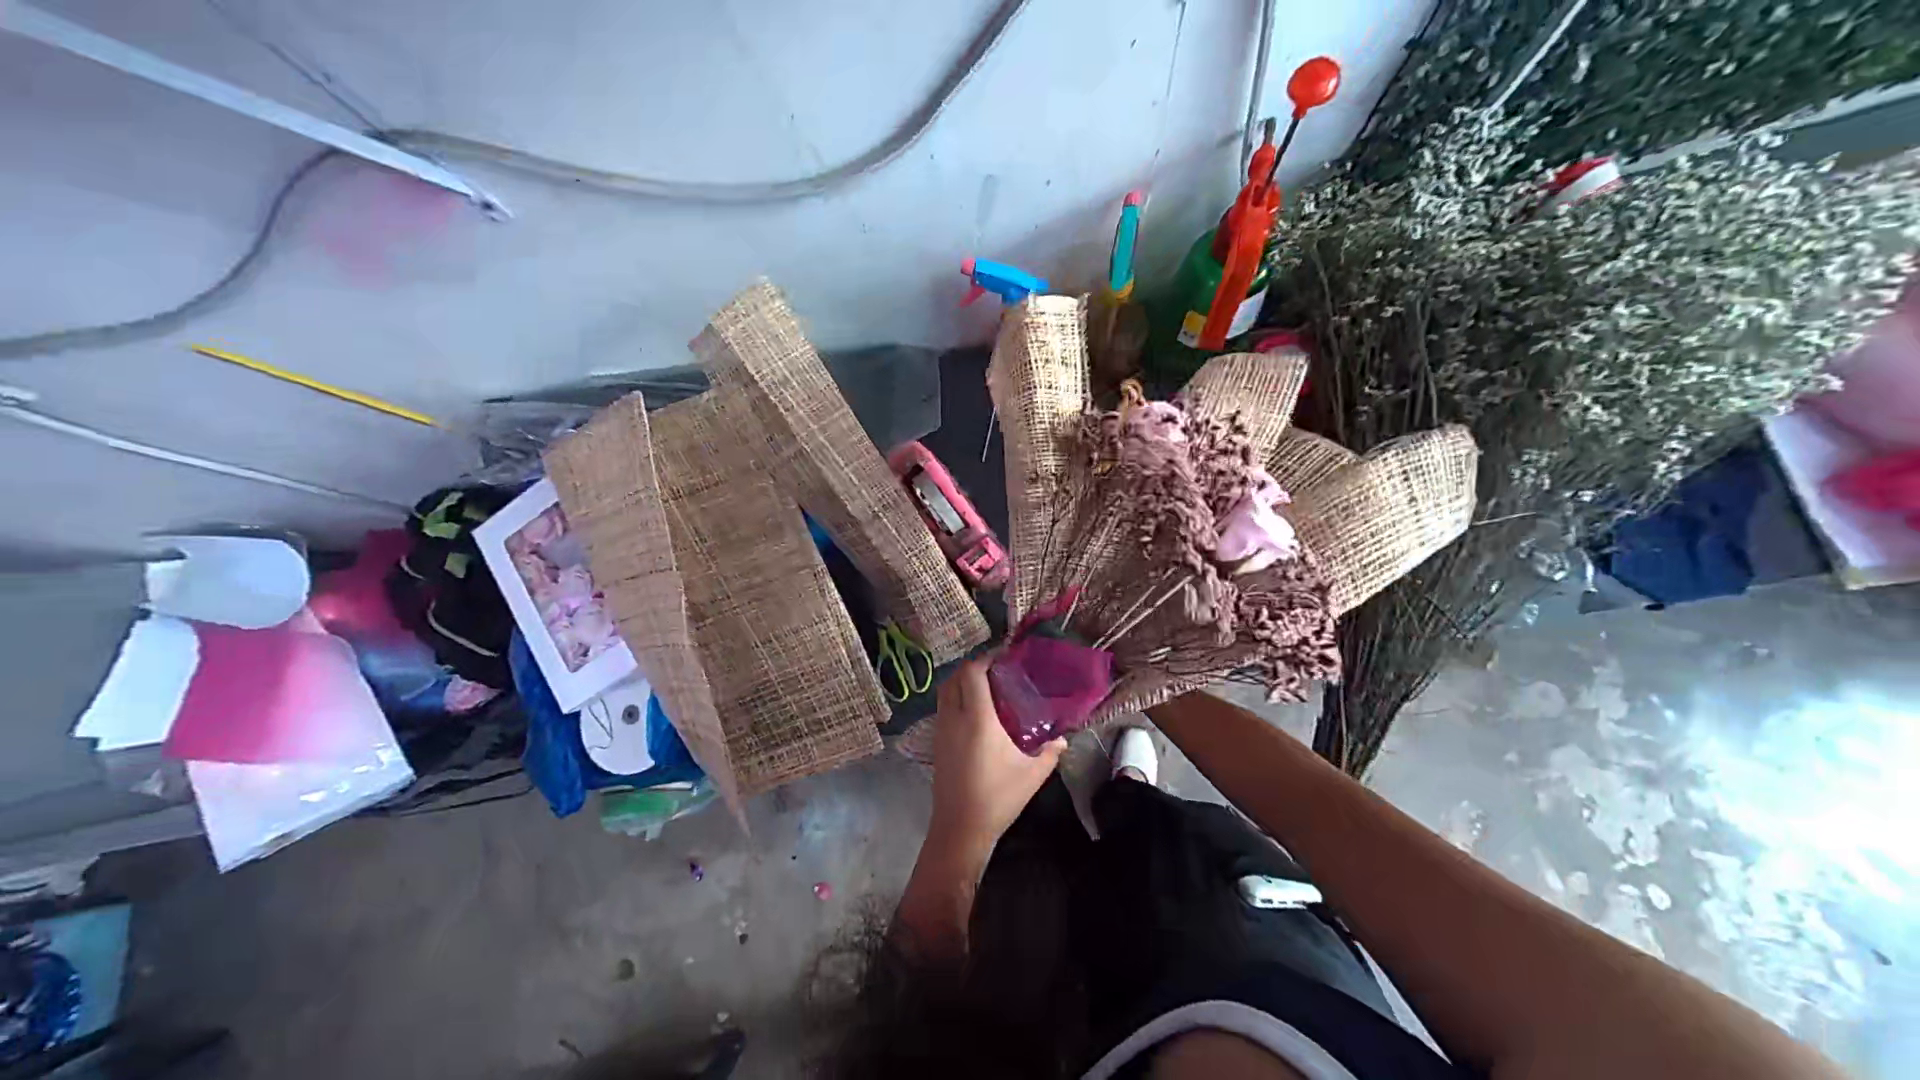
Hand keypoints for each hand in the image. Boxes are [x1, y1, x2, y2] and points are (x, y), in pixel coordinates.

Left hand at [927, 655, 1065, 860]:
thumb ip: (1050, 752)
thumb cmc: (997, 798)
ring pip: (945, 691)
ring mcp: (941, 730)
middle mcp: (954, 717)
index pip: (973, 673)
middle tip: (998, 668)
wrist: (960, 829)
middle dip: (974, 666)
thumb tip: (1063, 738)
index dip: (987, 658)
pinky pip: (943, 707)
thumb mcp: (1032, 775)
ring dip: (962, 681)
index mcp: (977, 718)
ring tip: (987, 686)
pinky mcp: (937, 743)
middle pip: (956, 677)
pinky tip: (976, 712)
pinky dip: (956, 698)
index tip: (1005, 656)